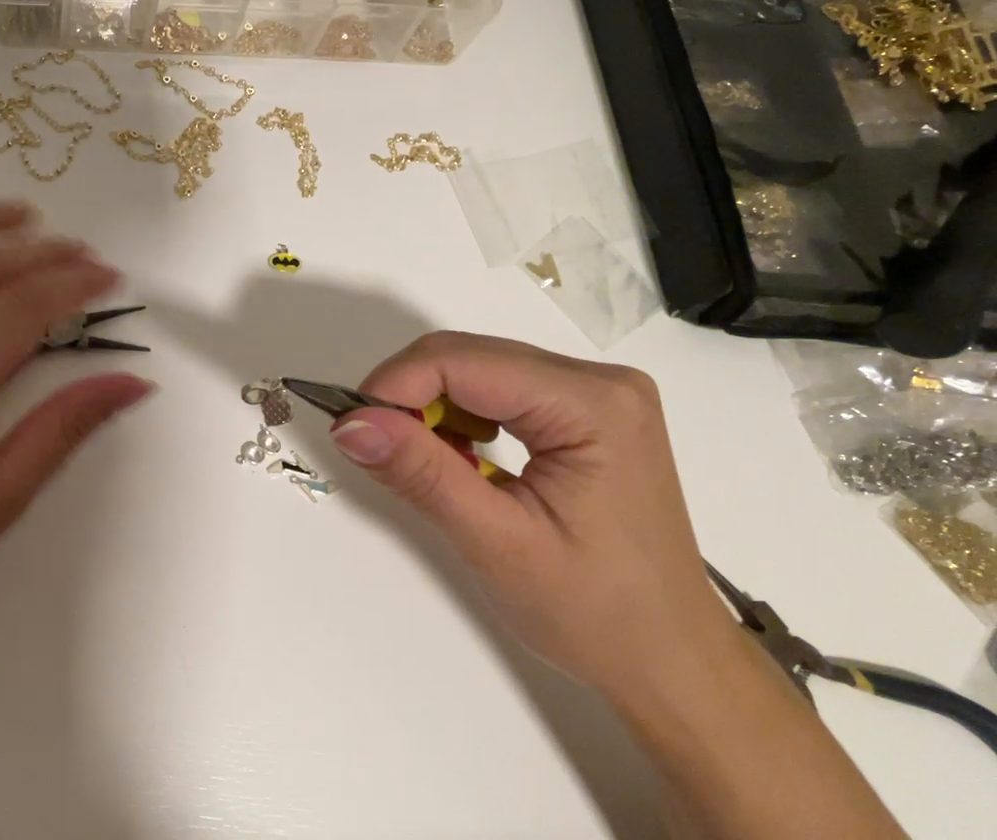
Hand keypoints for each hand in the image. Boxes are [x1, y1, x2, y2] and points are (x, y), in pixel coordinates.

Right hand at [328, 332, 734, 695]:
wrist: (668, 661)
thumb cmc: (593, 612)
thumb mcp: (496, 542)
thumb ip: (422, 474)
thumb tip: (349, 422)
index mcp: (592, 405)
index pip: (461, 360)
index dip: (393, 386)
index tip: (351, 432)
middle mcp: (600, 382)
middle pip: (467, 356)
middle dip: (408, 397)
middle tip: (378, 454)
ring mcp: (597, 396)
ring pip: (477, 370)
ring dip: (431, 408)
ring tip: (427, 469)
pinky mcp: (586, 415)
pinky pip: (498, 391)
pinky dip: (459, 418)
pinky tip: (462, 462)